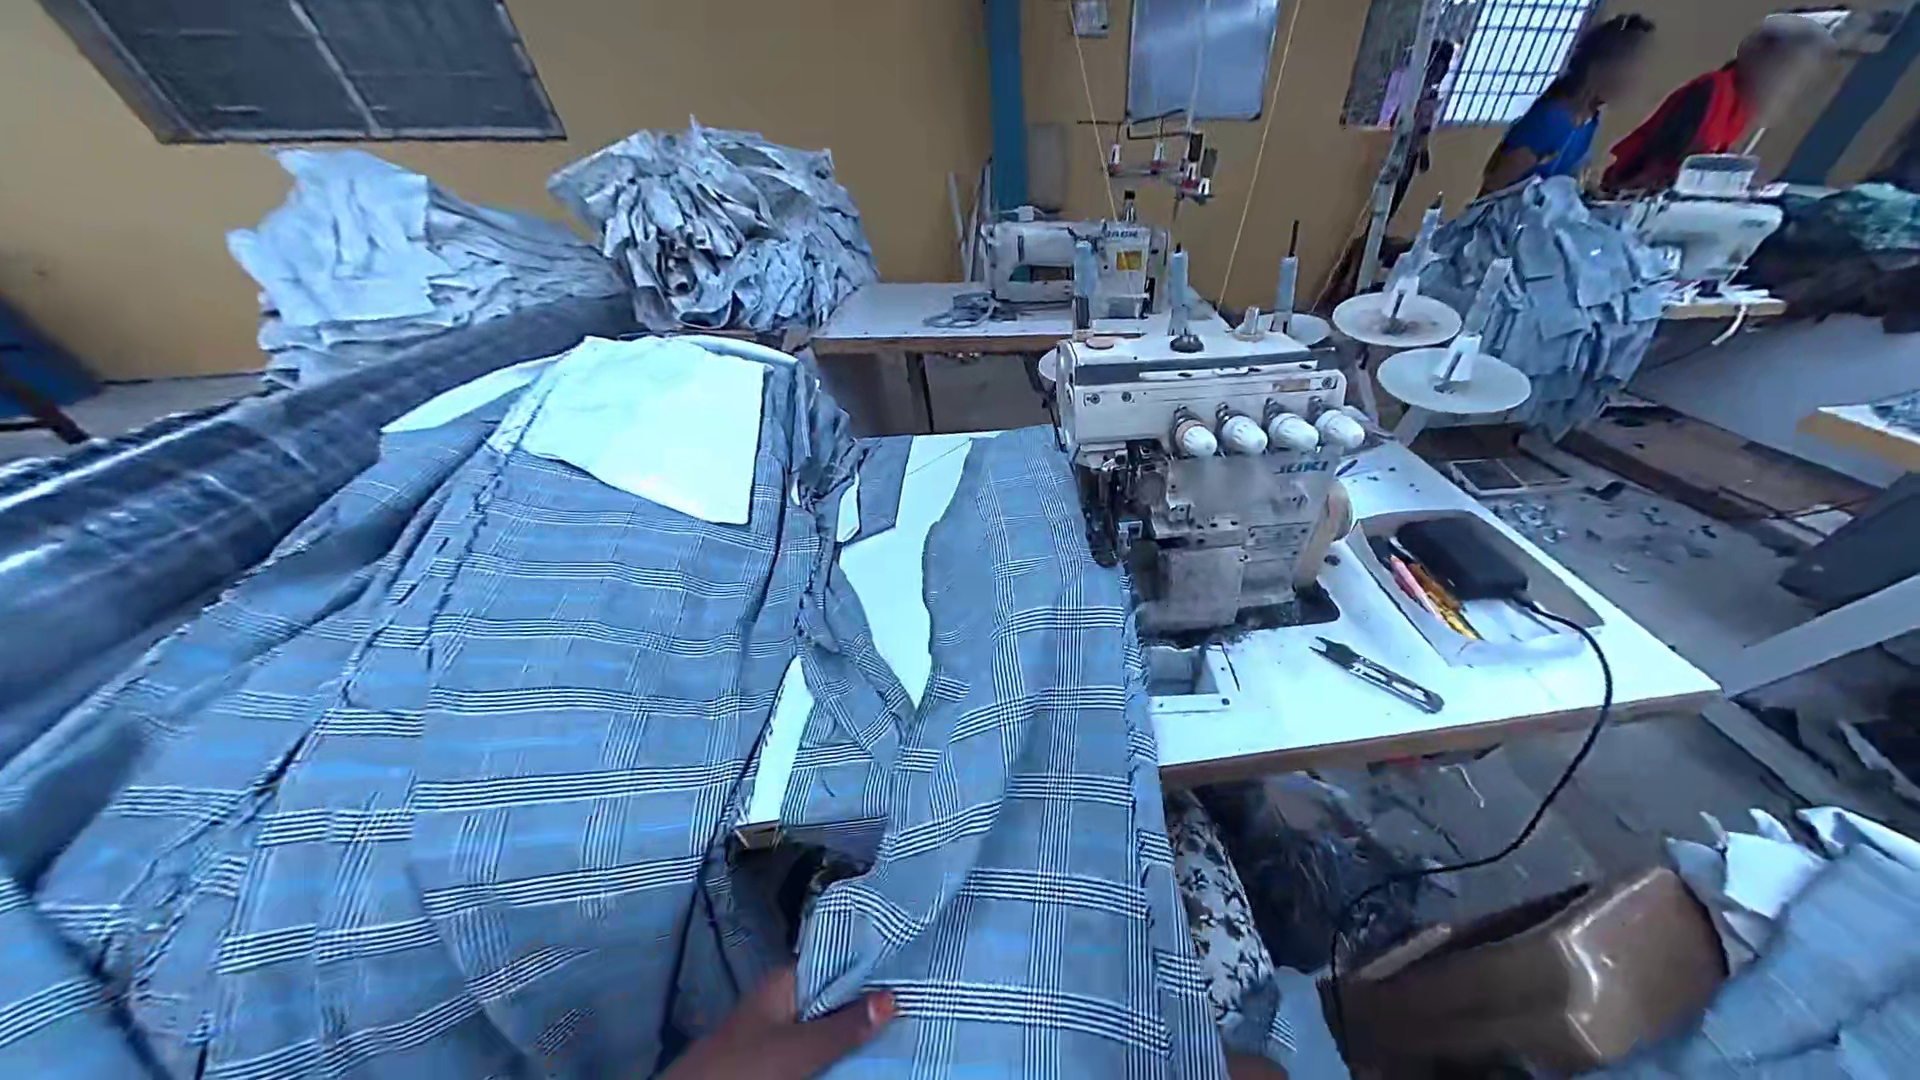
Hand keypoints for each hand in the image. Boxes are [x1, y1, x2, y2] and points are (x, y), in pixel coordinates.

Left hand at [658, 967, 895, 1079]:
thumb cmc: (739, 1071)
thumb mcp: (793, 1052)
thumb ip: (842, 1027)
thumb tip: (893, 995)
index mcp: (786, 983)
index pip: (837, 961)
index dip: (871, 964)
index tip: (910, 966)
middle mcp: (785, 1004)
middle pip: (835, 998)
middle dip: (869, 1004)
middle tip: (917, 1003)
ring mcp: (779, 1039)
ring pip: (828, 1031)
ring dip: (856, 1036)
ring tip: (906, 1031)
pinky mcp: (778, 1068)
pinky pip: (816, 1058)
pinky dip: (838, 1059)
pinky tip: (868, 1062)